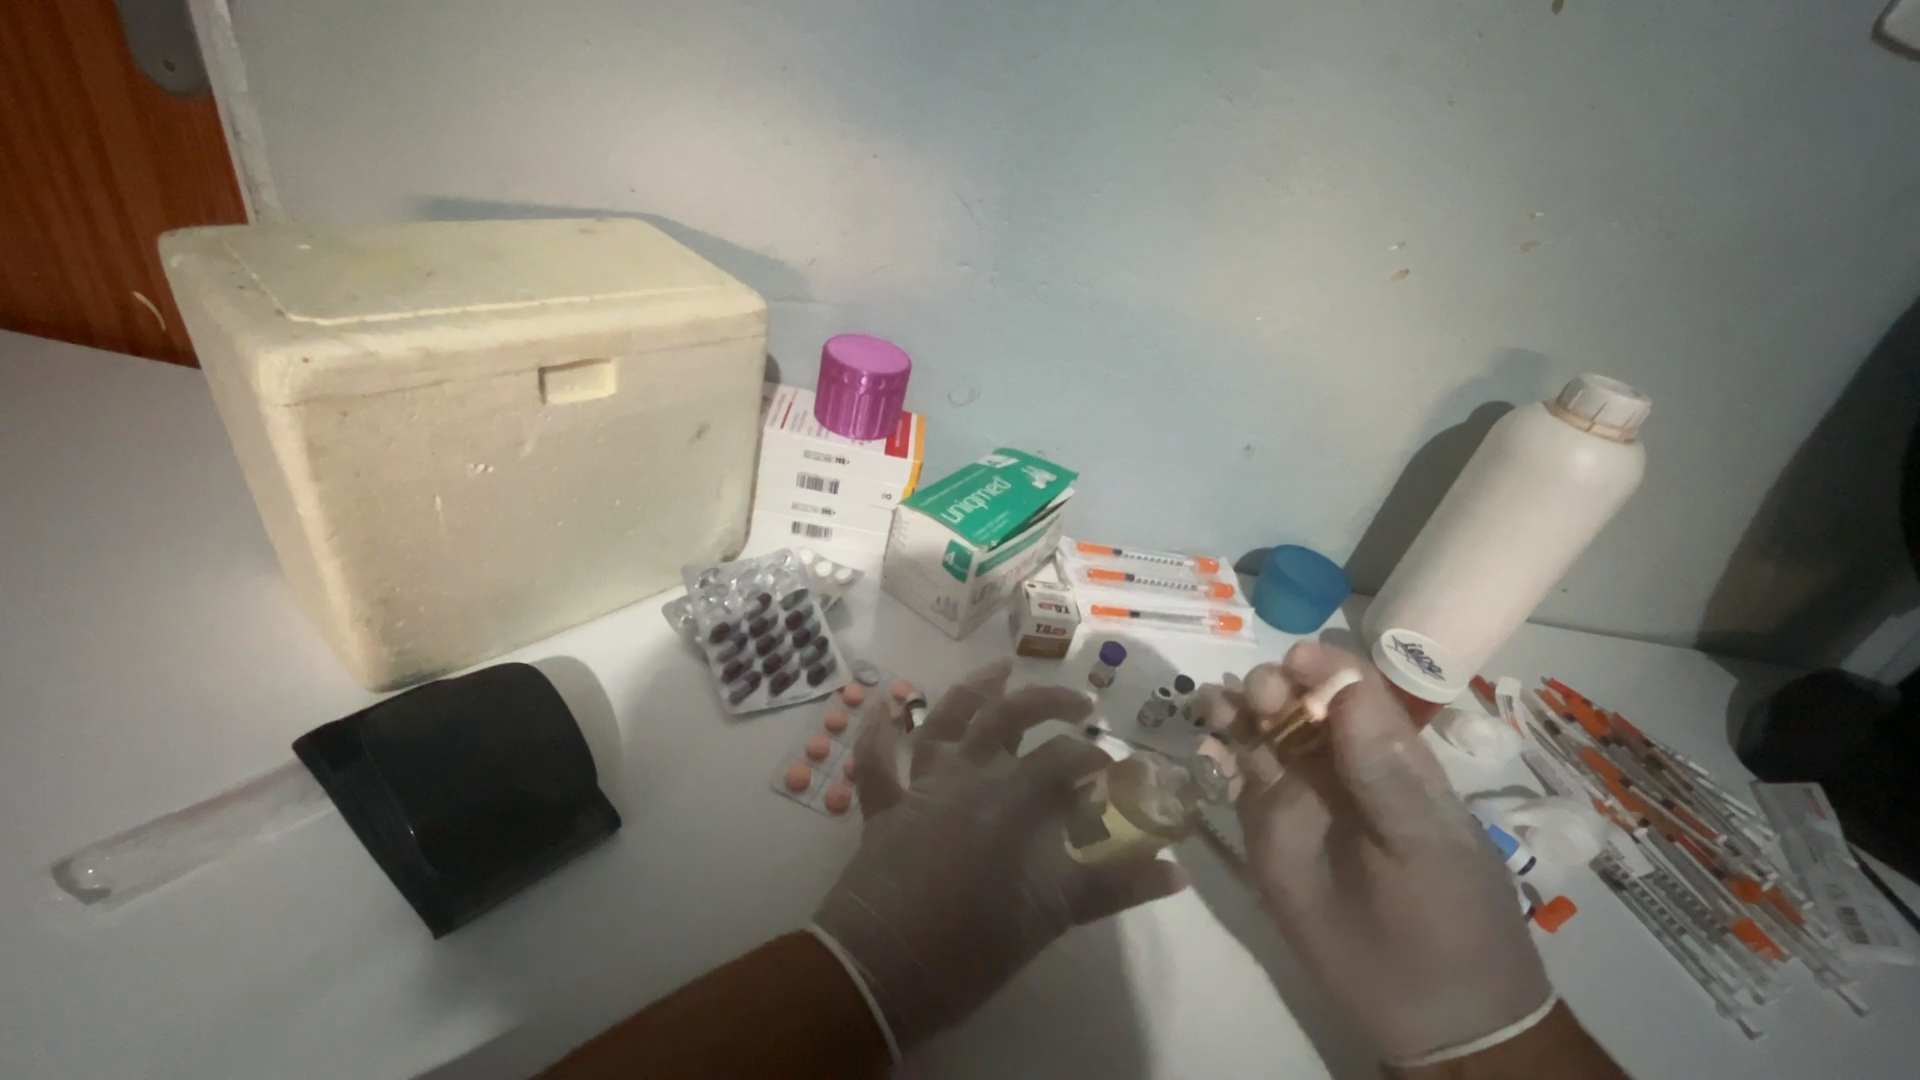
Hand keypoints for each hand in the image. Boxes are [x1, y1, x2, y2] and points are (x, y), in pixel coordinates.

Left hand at [809, 659, 1188, 1053]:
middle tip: (1078, 703)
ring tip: (1001, 668)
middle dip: (1046, 701)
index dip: (1093, 760)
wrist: (879, 972)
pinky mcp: (884, 808)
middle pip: (1007, 718)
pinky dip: (878, 732)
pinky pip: (875, 762)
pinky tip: (884, 705)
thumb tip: (1175, 874)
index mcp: (1008, 799)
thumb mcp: (1048, 918)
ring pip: (943, 721)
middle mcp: (964, 777)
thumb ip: (1111, 887)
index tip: (1116, 774)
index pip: (1062, 759)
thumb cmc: (968, 947)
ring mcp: (920, 787)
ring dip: (971, 690)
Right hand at [1207, 643, 1554, 1066]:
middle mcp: (1337, 766)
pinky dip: (1215, 758)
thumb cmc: (1447, 922)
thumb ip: (1383, 770)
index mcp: (1388, 758)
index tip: (1294, 662)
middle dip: (1270, 687)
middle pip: (1295, 703)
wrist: (1434, 1015)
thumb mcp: (1425, 845)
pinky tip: (1205, 754)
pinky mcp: (1265, 829)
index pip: (1354, 689)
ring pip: (1256, 734)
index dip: (1325, 667)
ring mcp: (1297, 797)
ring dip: (1233, 713)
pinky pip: (1235, 779)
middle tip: (1254, 699)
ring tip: (1214, 712)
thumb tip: (1345, 688)